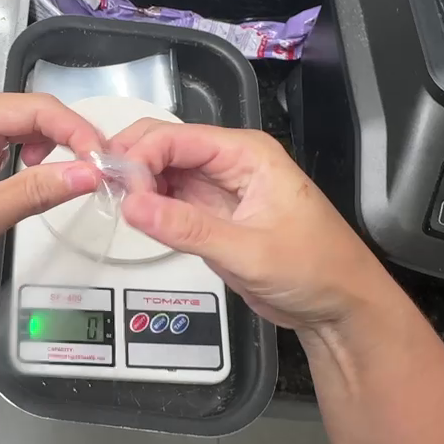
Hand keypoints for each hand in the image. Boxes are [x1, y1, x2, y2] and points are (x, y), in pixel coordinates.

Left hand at [0, 93, 104, 301]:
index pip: (34, 109)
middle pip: (29, 117)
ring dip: (50, 153)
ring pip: (18, 136)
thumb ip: (37, 191)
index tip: (107, 159)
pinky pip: (2, 155)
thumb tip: (90, 173)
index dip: (76, 131)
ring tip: (76, 178)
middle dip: (68, 140)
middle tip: (101, 171)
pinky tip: (41, 182)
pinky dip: (27, 168)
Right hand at [108, 120, 397, 337]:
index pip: (176, 137)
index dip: (140, 156)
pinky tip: (133, 216)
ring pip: (162, 170)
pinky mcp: (209, 213)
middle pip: (164, 144)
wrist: (338, 307)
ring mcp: (217, 187)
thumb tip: (132, 206)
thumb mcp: (249, 251)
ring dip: (135, 182)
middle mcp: (229, 162)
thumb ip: (187, 228)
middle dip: (131, 161)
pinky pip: (168, 198)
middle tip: (104, 190)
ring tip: (112, 203)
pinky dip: (147, 204)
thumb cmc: (314, 270)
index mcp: (246, 153)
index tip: (116, 188)